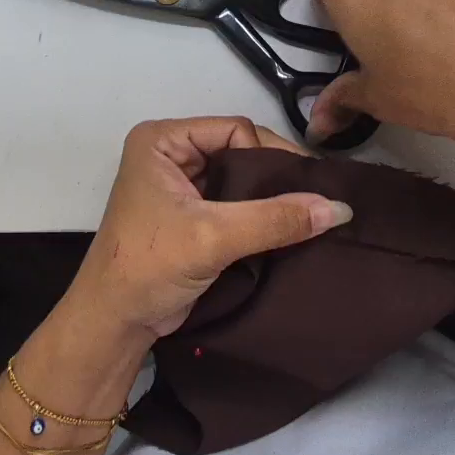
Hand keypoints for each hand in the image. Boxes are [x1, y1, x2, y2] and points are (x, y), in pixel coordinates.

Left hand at [64, 117, 352, 341]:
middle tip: (317, 198)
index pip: (234, 129)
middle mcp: (170, 154)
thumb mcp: (213, 237)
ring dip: (270, 197)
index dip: (270, 154)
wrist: (114, 325)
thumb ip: (275, 219)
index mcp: (162, 140)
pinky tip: (290, 228)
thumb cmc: (149, 266)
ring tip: (310, 213)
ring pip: (240, 178)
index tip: (307, 184)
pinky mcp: (190, 215)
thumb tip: (341, 207)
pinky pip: (235, 203)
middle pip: (239, 150)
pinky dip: (260, 215)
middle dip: (274, 176)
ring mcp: (180, 185)